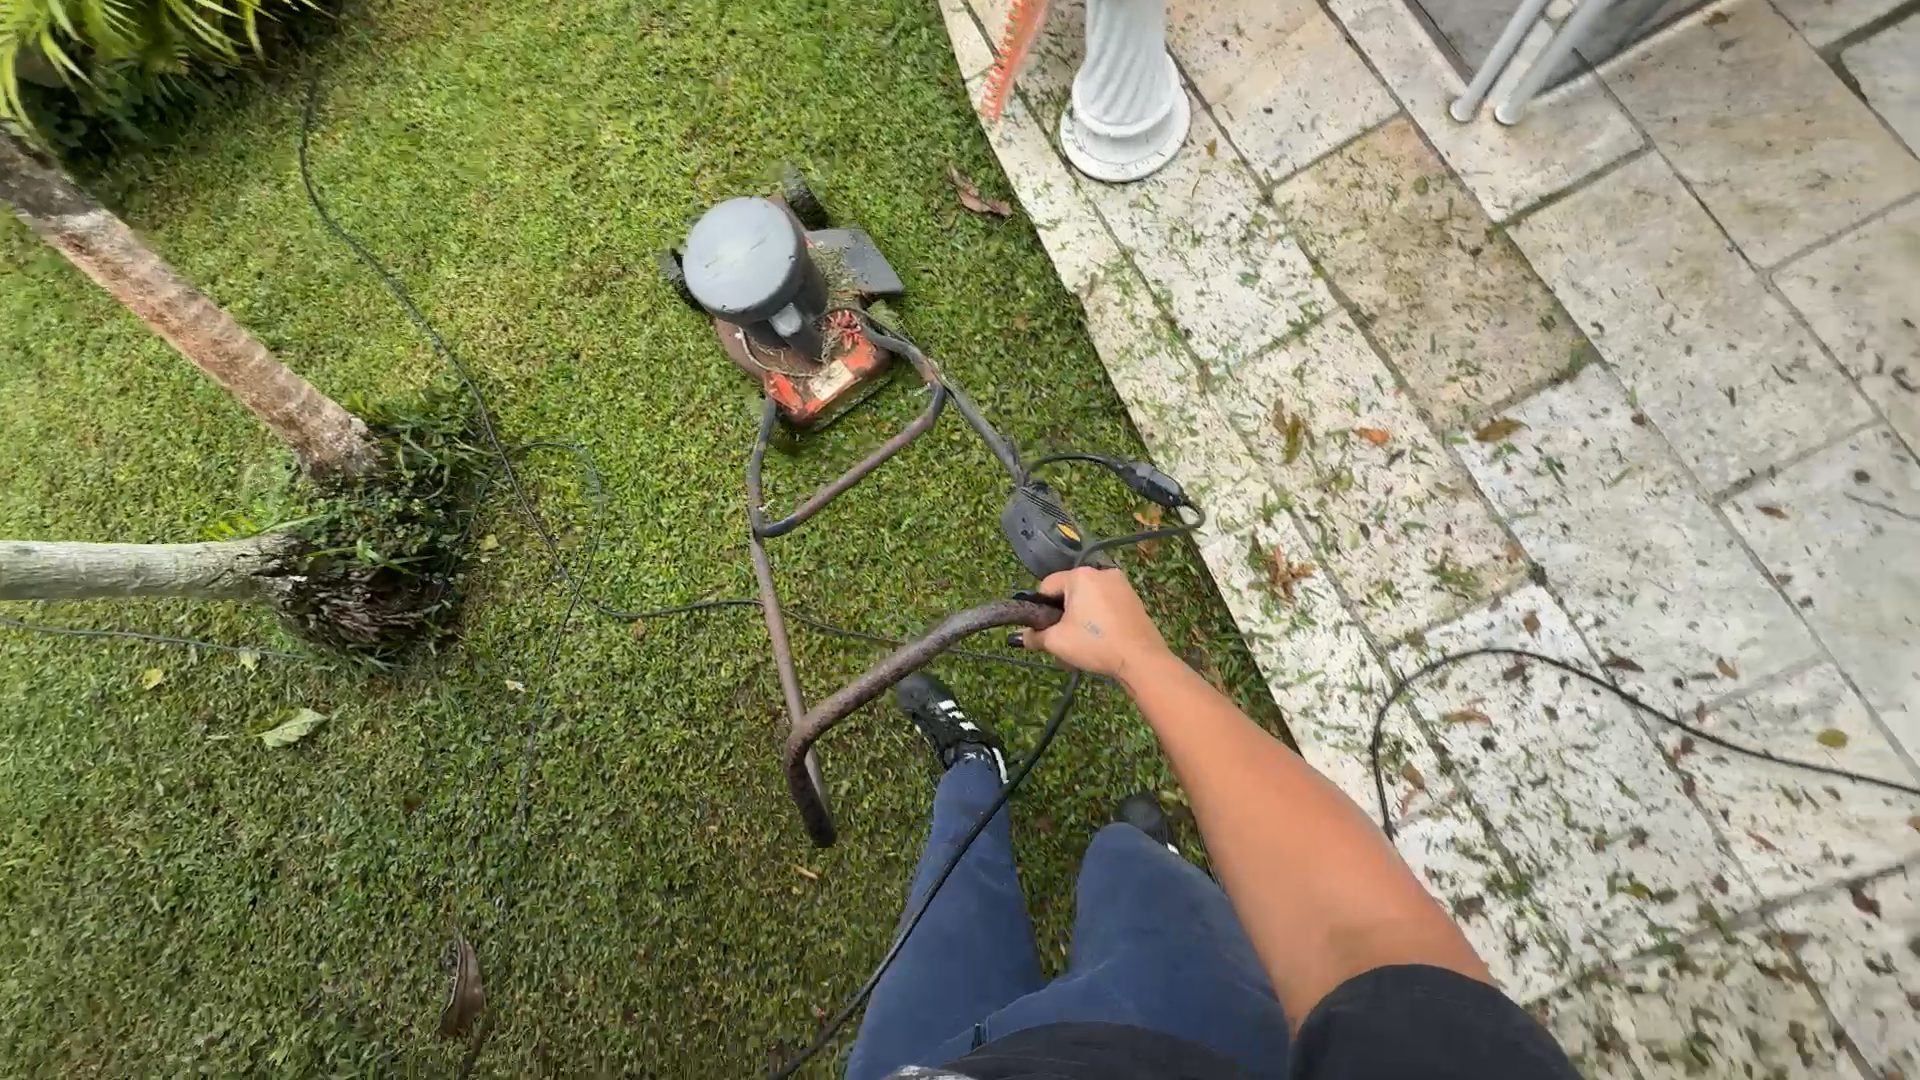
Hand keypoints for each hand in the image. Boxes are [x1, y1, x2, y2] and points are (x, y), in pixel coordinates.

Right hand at [1020, 566, 1171, 680]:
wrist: (1141, 659)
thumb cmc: (1095, 644)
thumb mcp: (1057, 642)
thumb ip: (1034, 636)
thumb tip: (1021, 637)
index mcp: (1080, 575)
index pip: (1047, 586)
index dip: (1041, 608)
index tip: (1045, 629)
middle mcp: (1101, 572)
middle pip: (1069, 591)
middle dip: (1062, 614)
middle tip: (1063, 639)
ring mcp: (1121, 584)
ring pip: (1088, 598)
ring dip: (1080, 617)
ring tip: (1082, 643)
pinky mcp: (1133, 598)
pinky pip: (1105, 603)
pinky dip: (1098, 617)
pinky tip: (1100, 638)